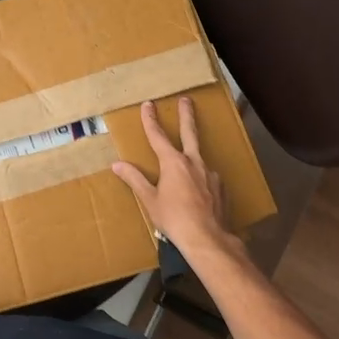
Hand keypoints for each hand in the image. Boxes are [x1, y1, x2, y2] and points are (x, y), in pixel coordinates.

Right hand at [111, 98, 232, 256]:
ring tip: (185, 166)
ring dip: (191, 156)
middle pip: (190, 133)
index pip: (158, 136)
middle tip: (187, 100)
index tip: (148, 105)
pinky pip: (207, 177)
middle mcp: (194, 162)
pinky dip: (199, 179)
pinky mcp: (221, 187)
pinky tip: (196, 192)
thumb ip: (135, 179)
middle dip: (186, 115)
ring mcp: (210, 174)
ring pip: (198, 158)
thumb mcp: (150, 200)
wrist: (207, 238)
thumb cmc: (174, 218)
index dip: (151, 120)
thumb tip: (118, 165)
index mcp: (173, 163)